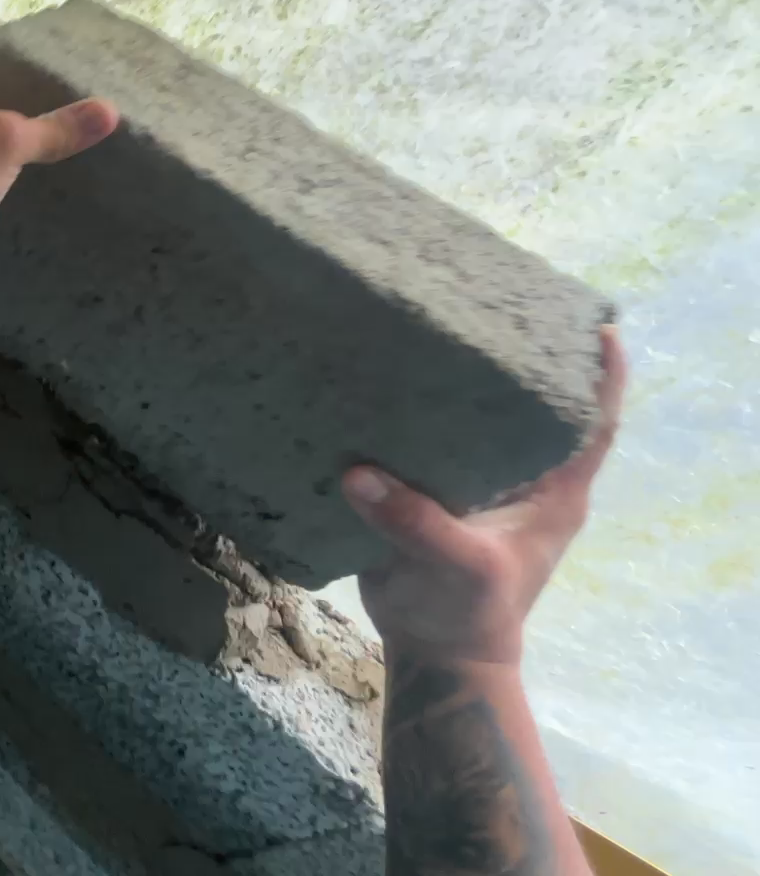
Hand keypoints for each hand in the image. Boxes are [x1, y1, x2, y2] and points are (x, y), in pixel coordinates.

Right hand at [342, 327, 628, 664]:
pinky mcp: (420, 495)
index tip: (593, 325)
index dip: (601, 376)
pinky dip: (393, 422)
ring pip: (462, 426)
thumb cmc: (467, 610)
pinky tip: (364, 395)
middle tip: (478, 315)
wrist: (432, 645)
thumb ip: (418, 524)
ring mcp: (465, 486)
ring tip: (413, 342)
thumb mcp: (459, 569)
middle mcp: (512, 479)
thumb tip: (358, 474)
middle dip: (515, 364)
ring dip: (444, 389)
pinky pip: (409, 449)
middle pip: (524, 411)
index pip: (590, 426)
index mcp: (549, 491)